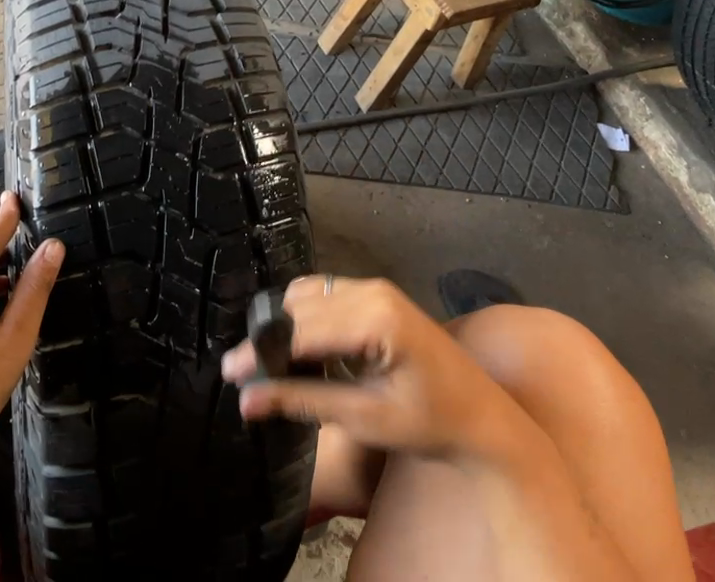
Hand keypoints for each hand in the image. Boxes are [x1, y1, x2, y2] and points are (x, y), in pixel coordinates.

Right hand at [221, 275, 507, 455]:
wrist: (484, 420)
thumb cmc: (431, 424)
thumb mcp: (364, 418)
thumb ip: (302, 401)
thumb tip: (246, 400)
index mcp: (376, 319)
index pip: (301, 330)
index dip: (261, 352)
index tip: (230, 372)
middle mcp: (371, 291)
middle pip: (299, 309)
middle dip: (268, 341)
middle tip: (242, 374)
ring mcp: (374, 289)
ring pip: (306, 297)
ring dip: (284, 327)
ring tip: (267, 364)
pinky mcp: (374, 295)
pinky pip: (323, 295)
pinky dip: (303, 317)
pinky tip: (297, 348)